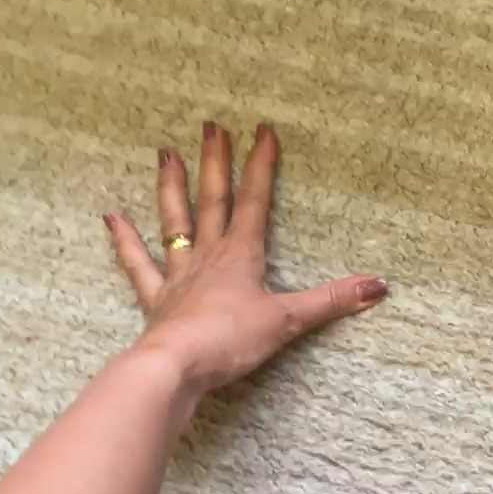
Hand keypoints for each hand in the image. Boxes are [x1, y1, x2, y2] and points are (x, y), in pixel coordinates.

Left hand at [102, 120, 387, 396]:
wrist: (175, 367)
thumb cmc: (231, 339)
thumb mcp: (289, 320)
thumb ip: (332, 300)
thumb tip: (379, 285)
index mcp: (242, 254)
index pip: (255, 200)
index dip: (261, 165)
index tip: (263, 130)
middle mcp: (209, 255)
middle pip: (213, 200)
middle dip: (215, 162)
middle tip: (211, 126)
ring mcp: (180, 273)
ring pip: (175, 221)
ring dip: (171, 187)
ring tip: (166, 154)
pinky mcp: (158, 297)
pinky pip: (138, 264)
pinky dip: (125, 240)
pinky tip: (112, 217)